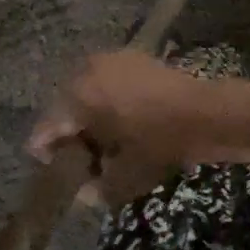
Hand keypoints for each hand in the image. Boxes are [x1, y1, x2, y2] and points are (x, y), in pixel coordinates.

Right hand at [27, 51, 214, 206]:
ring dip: (88, 114)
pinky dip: (107, 99)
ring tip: (104, 141)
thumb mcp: (123, 178)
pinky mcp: (133, 56)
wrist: (204, 112)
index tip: (56, 171)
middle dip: (69, 132)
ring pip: (85, 91)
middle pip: (63, 106)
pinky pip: (107, 80)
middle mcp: (88, 70)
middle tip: (84, 159)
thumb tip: (82, 193)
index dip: (46, 153)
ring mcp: (112, 58)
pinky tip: (123, 120)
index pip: (44, 127)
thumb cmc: (159, 144)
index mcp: (77, 97)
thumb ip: (94, 189)